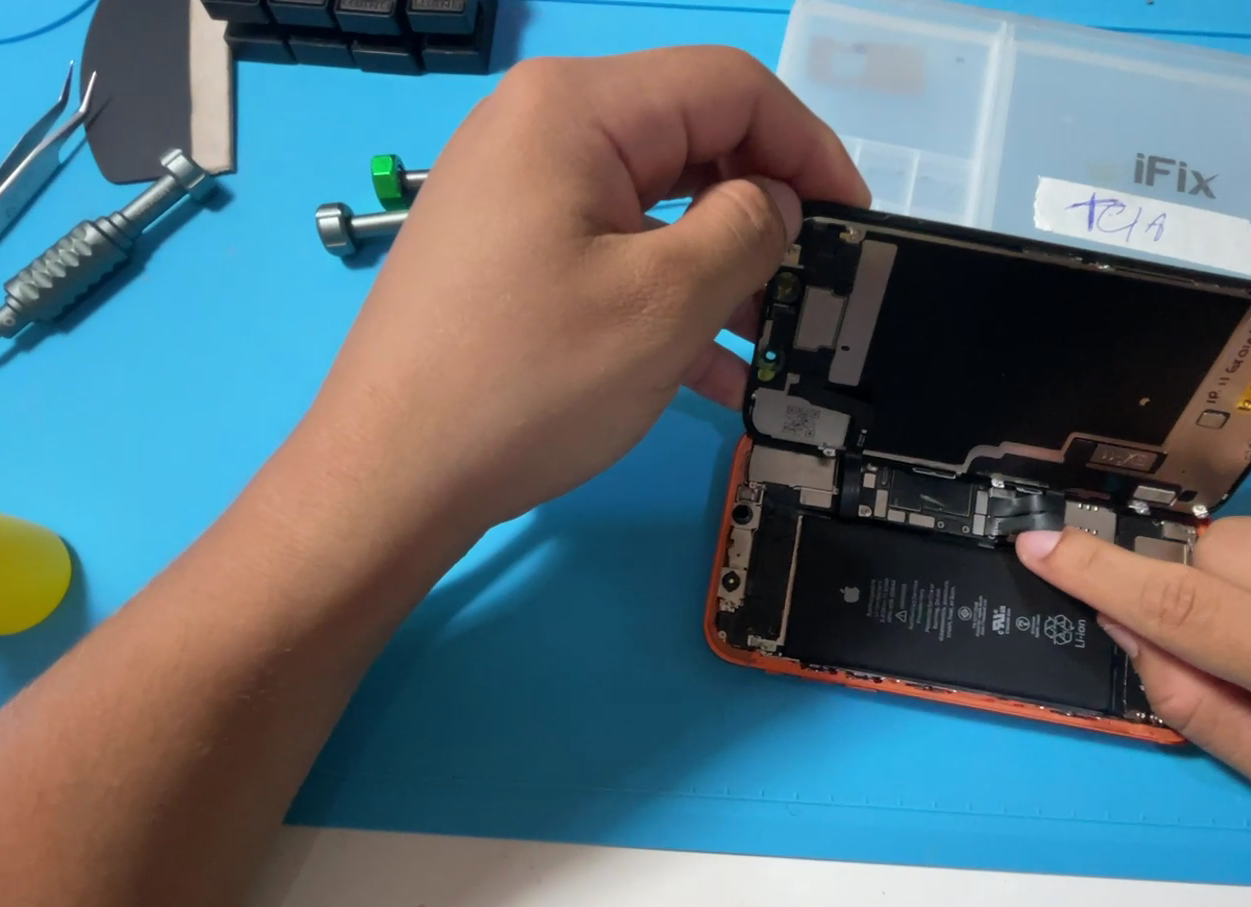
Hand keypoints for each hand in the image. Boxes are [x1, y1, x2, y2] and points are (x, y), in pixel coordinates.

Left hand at [307, 48, 866, 535]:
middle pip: (691, 149)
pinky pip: (612, 266)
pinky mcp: (511, 266)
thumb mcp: (663, 303)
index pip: (728, 88)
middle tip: (812, 289)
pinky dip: (667, 309)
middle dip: (764, 218)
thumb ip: (746, 231)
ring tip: (770, 345)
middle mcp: (542, 136)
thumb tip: (778, 202)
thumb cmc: (532, 382)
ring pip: (655, 218)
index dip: (809, 147)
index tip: (856, 219)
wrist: (394, 474)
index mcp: (577, 112)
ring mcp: (520, 205)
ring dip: (721, 277)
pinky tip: (715, 374)